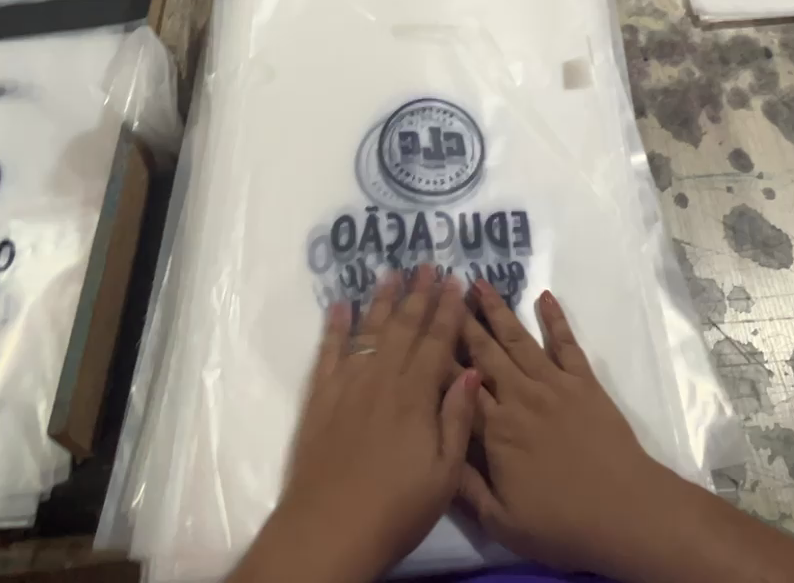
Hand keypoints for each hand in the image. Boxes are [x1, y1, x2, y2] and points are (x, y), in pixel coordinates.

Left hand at [230, 266, 479, 582]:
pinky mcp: (320, 398)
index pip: (436, 341)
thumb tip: (473, 371)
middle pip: (404, 327)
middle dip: (418, 294)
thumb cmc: (395, 509)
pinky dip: (334, 327)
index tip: (455, 281)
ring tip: (390, 272)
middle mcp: (382, 379)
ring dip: (381, 300)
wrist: (328, 530)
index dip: (447, 310)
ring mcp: (348, 385)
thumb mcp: (444, 475)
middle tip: (427, 264)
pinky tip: (339, 305)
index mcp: (416, 396)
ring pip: (369, 331)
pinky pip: (328, 352)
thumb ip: (457, 419)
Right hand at [458, 280, 793, 582]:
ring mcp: (553, 384)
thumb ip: (464, 486)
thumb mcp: (500, 522)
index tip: (420, 329)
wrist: (626, 512)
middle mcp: (519, 396)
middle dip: (461, 321)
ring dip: (498, 310)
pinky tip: (544, 296)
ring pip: (518, 340)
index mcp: (495, 430)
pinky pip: (566, 343)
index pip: (457, 385)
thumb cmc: (561, 524)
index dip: (435, 357)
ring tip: (479, 283)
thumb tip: (434, 453)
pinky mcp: (583, 381)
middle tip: (442, 290)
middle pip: (484, 353)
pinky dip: (556, 318)